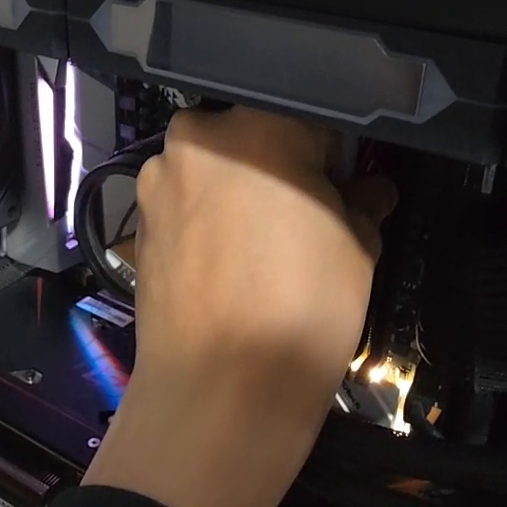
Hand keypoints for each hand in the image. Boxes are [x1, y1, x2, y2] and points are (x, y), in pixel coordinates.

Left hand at [82, 106, 396, 506]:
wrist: (219, 391)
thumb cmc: (301, 307)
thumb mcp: (357, 245)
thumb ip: (363, 198)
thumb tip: (366, 190)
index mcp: (255, 126)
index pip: (314, 115)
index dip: (336, 151)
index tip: (346, 182)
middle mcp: (195, 140)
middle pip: (254, 135)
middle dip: (283, 165)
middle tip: (308, 213)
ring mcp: (158, 181)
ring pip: (216, 169)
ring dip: (243, 191)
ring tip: (266, 247)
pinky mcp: (140, 223)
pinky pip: (188, 204)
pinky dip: (211, 220)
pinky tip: (230, 264)